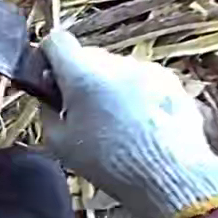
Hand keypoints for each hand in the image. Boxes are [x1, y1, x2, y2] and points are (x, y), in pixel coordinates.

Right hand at [39, 29, 217, 217]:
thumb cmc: (106, 162)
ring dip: (106, 85)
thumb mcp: (58, 141)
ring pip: (113, 68)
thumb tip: (50, 96)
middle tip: (78, 109)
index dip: (46, 56)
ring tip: (112, 121)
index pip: (56, 41)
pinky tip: (137, 123)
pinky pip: (140, 79)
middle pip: (86, 55)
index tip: (47, 80)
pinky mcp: (171, 81)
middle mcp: (115, 63)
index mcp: (82, 74)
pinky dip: (132, 94)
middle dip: (77, 76)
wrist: (169, 177)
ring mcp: (147, 70)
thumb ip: (48, 110)